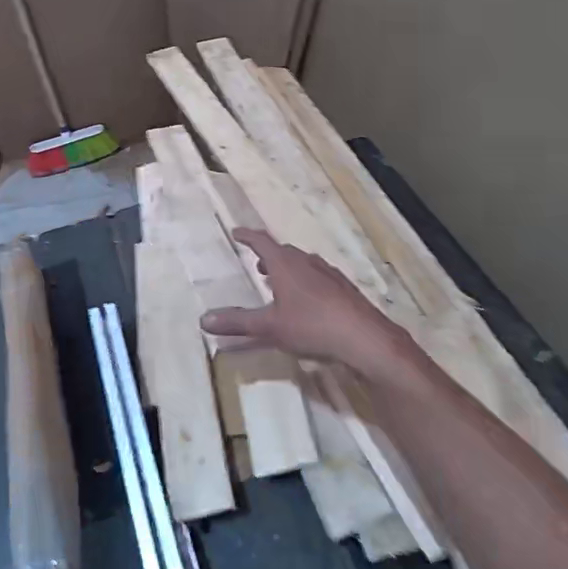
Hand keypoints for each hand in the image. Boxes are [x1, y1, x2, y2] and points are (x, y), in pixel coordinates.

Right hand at [200, 229, 422, 382]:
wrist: (364, 337)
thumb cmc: (312, 326)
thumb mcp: (269, 327)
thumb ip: (238, 322)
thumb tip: (203, 319)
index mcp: (286, 265)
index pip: (262, 242)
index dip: (247, 236)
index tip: (236, 232)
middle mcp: (307, 262)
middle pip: (284, 252)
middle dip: (268, 255)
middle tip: (257, 261)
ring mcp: (329, 274)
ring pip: (302, 264)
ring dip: (287, 268)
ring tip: (277, 281)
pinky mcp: (344, 289)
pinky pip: (317, 276)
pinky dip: (304, 280)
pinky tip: (307, 300)